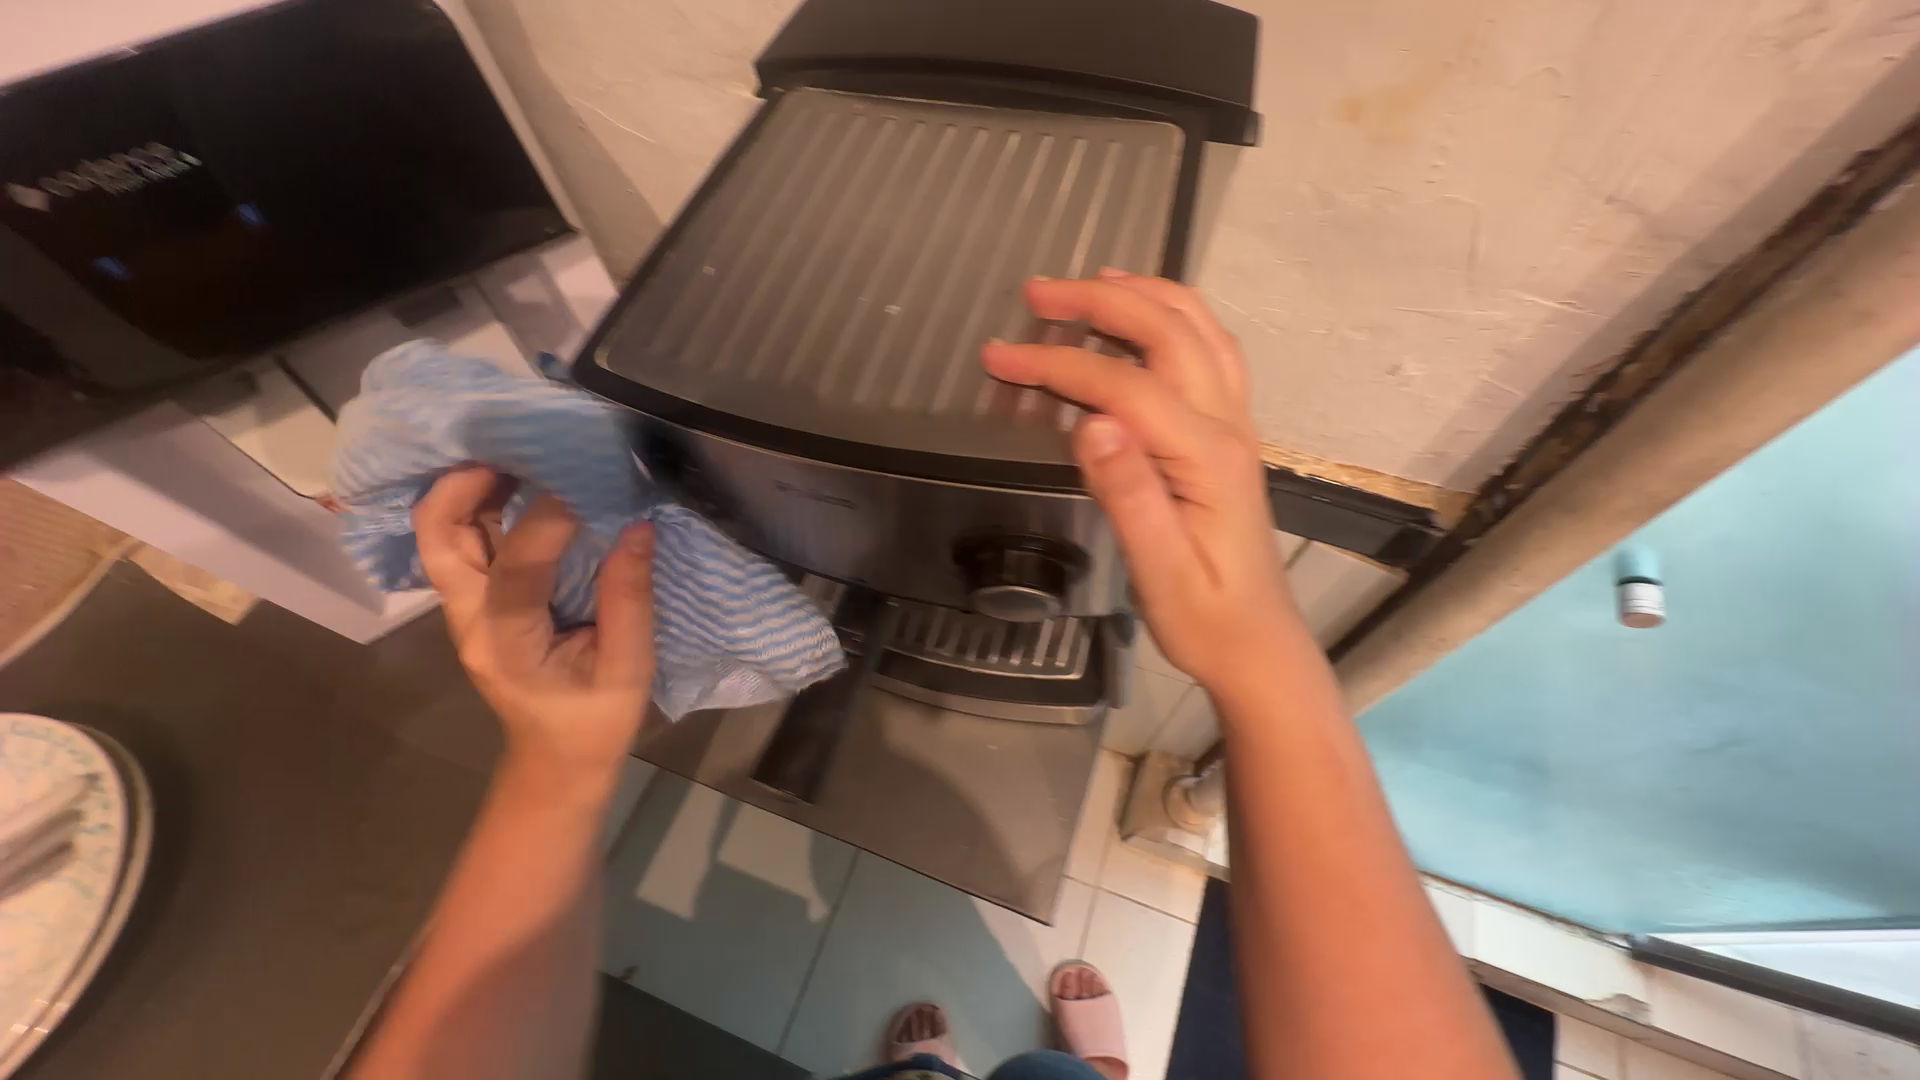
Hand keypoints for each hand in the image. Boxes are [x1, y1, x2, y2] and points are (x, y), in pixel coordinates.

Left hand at [412, 466, 655, 776]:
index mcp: (507, 644)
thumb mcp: (627, 667)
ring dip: (469, 491)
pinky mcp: (478, 607)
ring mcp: (465, 614)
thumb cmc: (594, 720)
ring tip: (517, 457)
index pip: (516, 568)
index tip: (587, 486)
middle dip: (465, 487)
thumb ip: (629, 599)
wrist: (557, 758)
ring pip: (442, 537)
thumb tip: (636, 528)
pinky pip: (466, 547)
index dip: (548, 520)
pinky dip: (483, 509)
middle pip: (438, 540)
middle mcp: (469, 622)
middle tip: (514, 451)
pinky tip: (520, 487)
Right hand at [981, 270, 1301, 691]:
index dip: (1057, 364)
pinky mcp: (1228, 435)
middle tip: (1035, 294)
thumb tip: (1090, 423)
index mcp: (1204, 456)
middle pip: (1168, 331)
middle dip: (1098, 301)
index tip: (998, 356)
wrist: (1256, 644)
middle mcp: (1227, 424)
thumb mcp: (1159, 570)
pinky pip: (1208, 352)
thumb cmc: (1202, 617)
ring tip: (1087, 283)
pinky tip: (1144, 318)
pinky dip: (1172, 318)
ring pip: (1197, 330)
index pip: (1123, 386)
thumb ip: (1128, 494)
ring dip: (1142, 295)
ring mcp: (1234, 425)